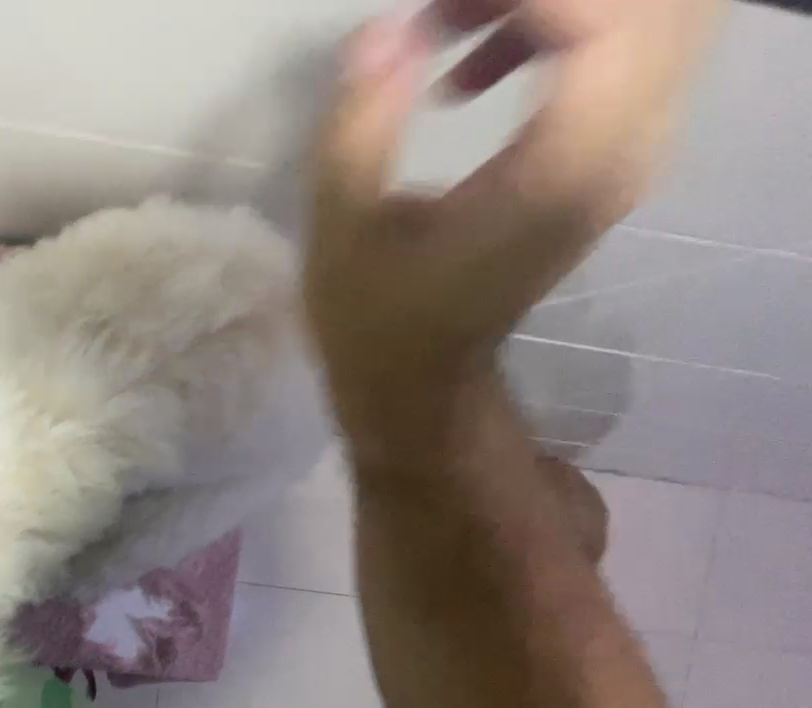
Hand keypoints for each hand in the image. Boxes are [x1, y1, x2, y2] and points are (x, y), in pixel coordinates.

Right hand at [305, 0, 720, 459]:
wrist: (417, 379)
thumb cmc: (371, 320)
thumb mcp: (340, 235)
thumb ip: (358, 131)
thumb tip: (385, 31)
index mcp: (562, 173)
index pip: (610, 20)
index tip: (433, 11)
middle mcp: (627, 149)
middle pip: (657, 3)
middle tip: (444, 13)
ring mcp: (631, 150)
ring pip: (652, 16)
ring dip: (555, 6)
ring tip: (451, 28)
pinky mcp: (611, 153)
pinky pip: (627, 49)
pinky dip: (561, 29)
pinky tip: (470, 72)